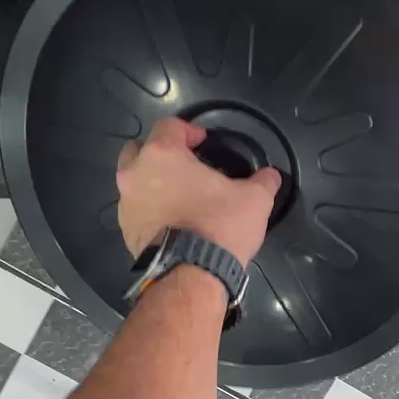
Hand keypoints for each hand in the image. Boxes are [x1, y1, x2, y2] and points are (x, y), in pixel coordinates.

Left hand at [116, 117, 280, 263]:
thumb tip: (271, 175)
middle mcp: (135, 173)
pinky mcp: (126, 230)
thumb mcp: (255, 200)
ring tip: (181, 197)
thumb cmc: (220, 226)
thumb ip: (263, 182)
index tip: (204, 141)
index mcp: (163, 155)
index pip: (169, 126)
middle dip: (162, 153)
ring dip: (154, 182)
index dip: (189, 130)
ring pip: (136, 181)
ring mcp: (126, 202)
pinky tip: (175, 222)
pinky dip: (153, 209)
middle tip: (186, 166)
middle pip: (141, 149)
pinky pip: (139, 209)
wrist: (192, 272)